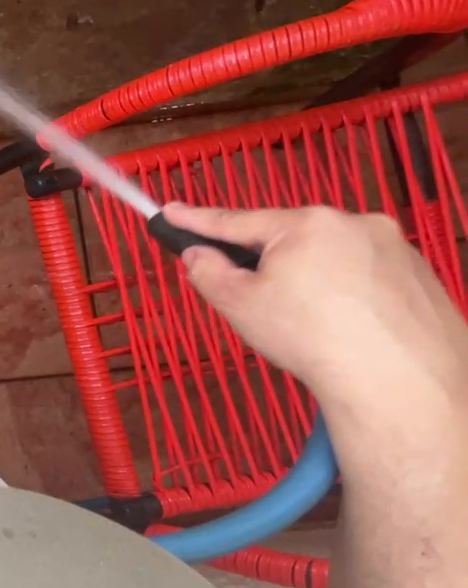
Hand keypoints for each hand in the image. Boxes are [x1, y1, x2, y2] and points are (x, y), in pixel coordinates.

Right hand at [164, 202, 467, 412]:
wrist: (400, 376)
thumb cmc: (305, 333)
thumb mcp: (235, 302)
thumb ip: (206, 270)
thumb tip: (200, 253)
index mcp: (306, 224)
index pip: (236, 219)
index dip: (195, 217)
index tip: (168, 210)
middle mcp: (355, 222)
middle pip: (287, 235)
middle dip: (261, 256)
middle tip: (247, 291)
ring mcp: (394, 246)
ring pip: (325, 252)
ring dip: (303, 271)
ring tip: (299, 314)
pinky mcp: (419, 272)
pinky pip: (360, 269)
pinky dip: (339, 286)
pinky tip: (337, 318)